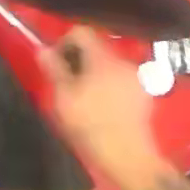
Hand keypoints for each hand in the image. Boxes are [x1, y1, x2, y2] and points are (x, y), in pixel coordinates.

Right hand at [38, 27, 169, 189]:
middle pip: (97, 49)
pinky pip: (122, 81)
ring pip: (110, 66)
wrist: (128, 157)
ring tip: (84, 98)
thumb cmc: (90, 124)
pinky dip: (110, 87)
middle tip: (66, 84)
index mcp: (103, 58)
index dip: (64, 42)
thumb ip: (54, 69)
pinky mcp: (146, 95)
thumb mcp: (63, 97)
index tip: (56, 63)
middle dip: (79, 61)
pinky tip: (104, 108)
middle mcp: (124, 62)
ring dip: (95, 75)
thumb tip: (43, 49)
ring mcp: (138, 79)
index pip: (82, 32)